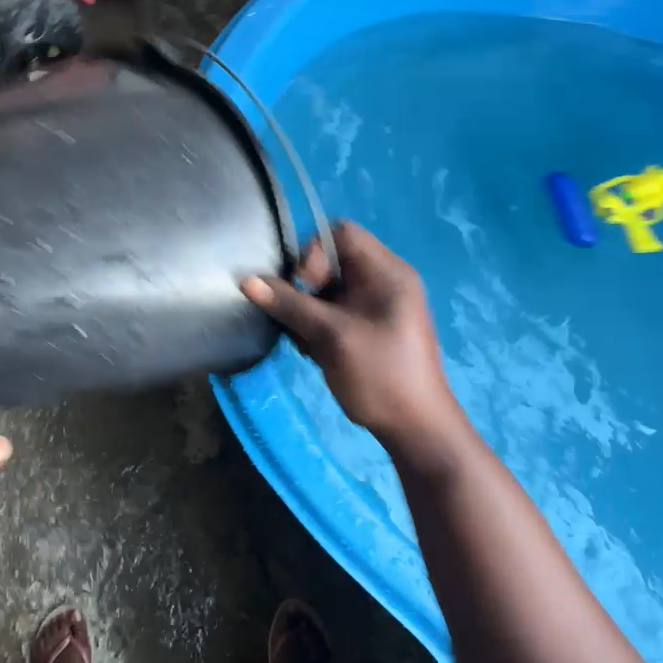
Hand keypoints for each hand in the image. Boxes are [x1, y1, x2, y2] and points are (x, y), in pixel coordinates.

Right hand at [242, 222, 464, 451]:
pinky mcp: (365, 326)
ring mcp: (375, 305)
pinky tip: (314, 350)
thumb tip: (246, 279)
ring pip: (324, 288)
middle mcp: (383, 281)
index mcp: (388, 273)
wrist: (415, 428)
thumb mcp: (330, 336)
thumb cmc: (380, 375)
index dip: (314, 252)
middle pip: (329, 261)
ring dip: (305, 310)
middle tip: (298, 317)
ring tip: (306, 340)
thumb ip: (288, 304)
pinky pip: (329, 309)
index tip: (305, 286)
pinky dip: (314, 324)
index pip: (341, 233)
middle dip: (304, 287)